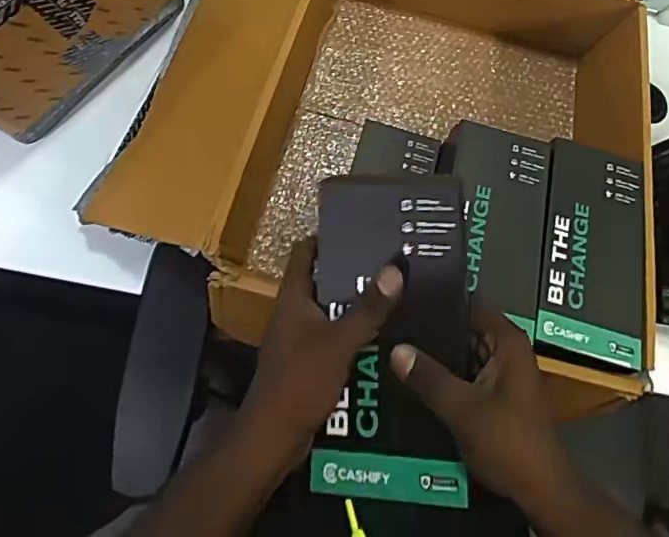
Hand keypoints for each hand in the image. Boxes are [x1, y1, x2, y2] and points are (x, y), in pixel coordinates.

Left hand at [236, 237, 401, 474]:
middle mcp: (293, 311)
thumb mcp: (339, 341)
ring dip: (353, 303)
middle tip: (385, 262)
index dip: (326, 236)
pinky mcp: (306, 362)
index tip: (358, 229)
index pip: (304, 251)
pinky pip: (332, 336)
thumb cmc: (300, 380)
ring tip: (390, 293)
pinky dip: (352, 332)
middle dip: (350, 271)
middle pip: (321, 279)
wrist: (273, 438)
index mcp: (293, 296)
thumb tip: (394, 268)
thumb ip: (367, 308)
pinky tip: (379, 336)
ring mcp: (297, 338)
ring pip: (329, 309)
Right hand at [389, 303, 571, 504]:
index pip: (468, 302)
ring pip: (461, 351)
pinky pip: (464, 372)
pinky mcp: (495, 394)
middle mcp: (507, 349)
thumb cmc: (508, 442)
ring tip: (396, 348)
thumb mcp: (462, 408)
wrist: (541, 493)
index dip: (438, 300)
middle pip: (463, 327)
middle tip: (393, 327)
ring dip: (436, 356)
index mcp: (507, 340)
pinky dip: (444, 375)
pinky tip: (415, 378)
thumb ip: (428, 377)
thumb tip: (396, 349)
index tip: (404, 299)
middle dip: (432, 330)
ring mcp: (502, 372)